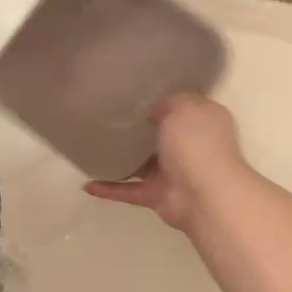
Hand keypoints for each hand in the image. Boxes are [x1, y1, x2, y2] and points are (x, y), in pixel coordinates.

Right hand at [83, 94, 247, 232]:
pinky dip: (109, 189)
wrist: (204, 194)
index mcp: (201, 124)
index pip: (182, 109)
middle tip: (108, 120)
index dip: (163, 101)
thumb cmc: (196, 144)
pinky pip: (128, 190)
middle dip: (140, 131)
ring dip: (121, 161)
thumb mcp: (184, 108)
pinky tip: (87, 185)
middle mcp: (189, 148)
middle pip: (161, 137)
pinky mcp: (156, 196)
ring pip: (142, 165)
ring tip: (93, 150)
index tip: (135, 95)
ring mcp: (172, 174)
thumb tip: (154, 110)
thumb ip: (168, 103)